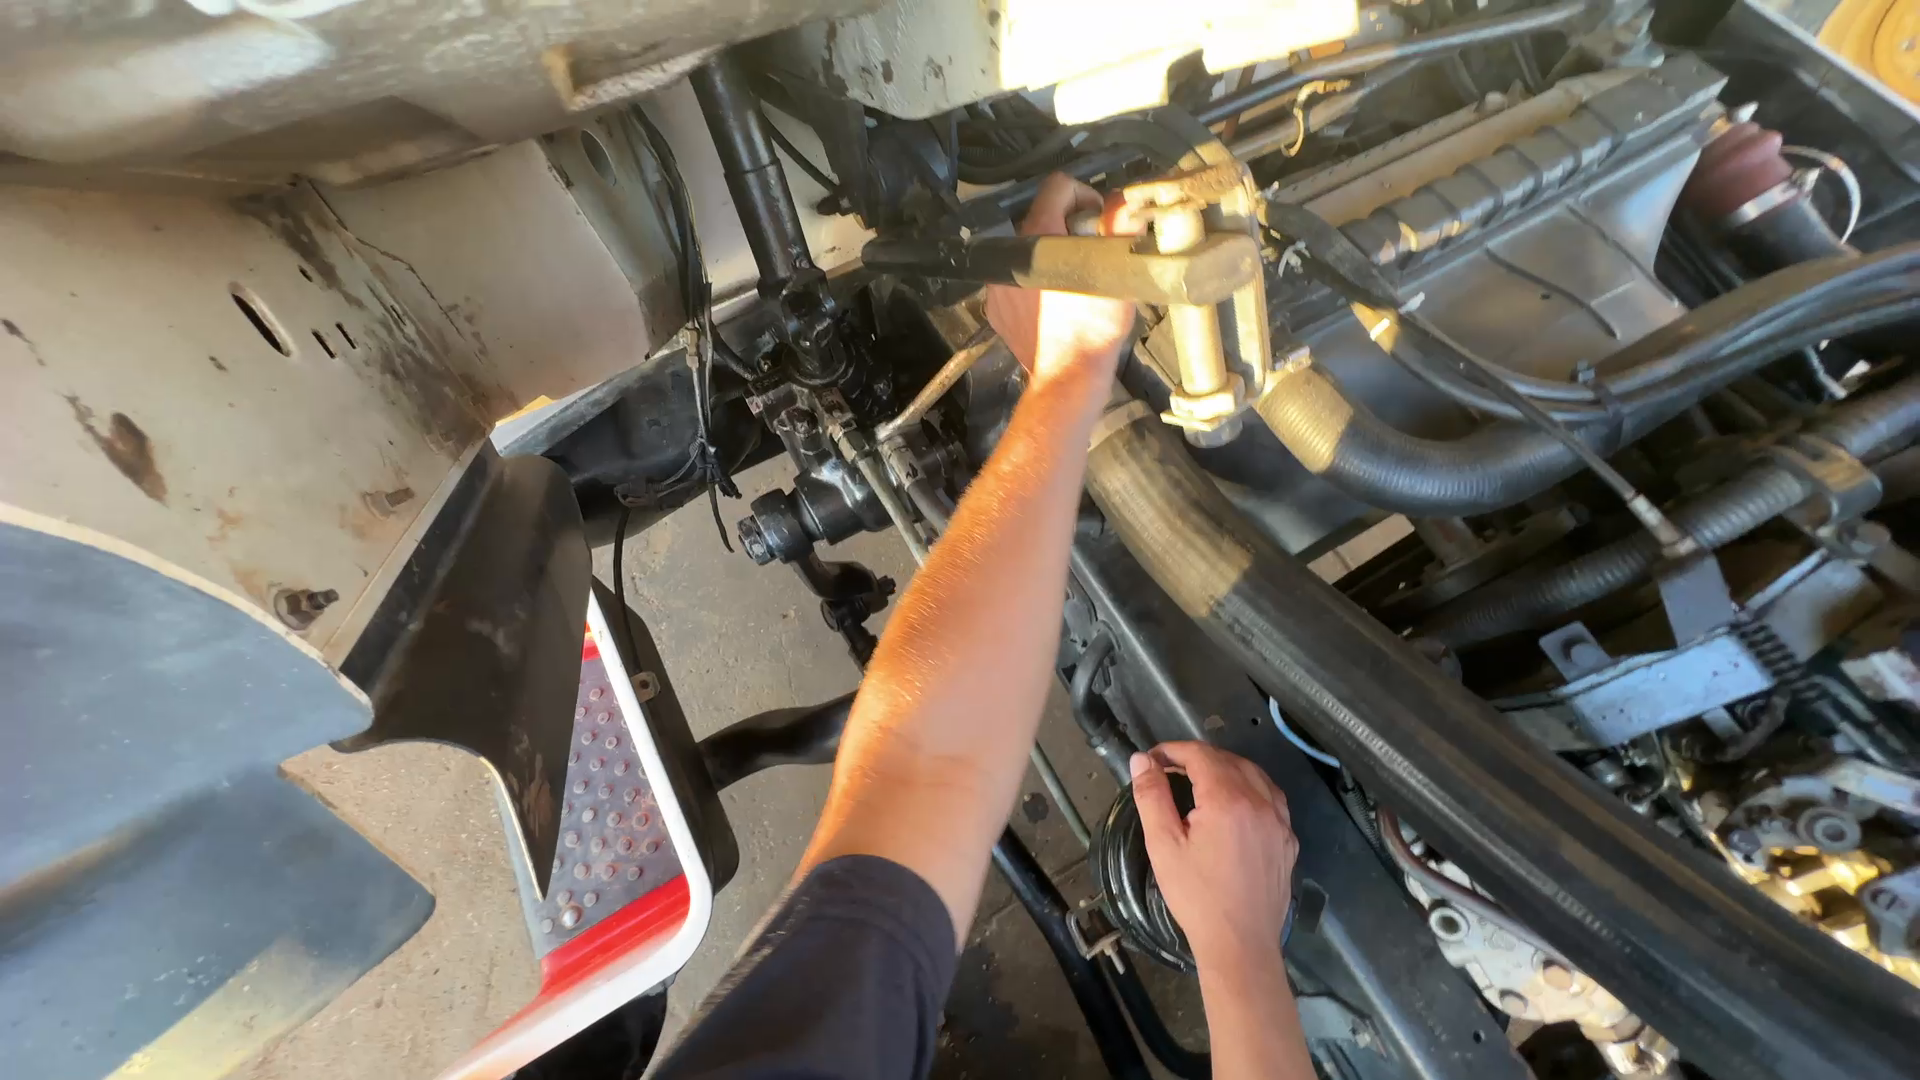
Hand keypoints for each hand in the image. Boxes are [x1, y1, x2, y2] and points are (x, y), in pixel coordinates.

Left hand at [985, 172, 1138, 386]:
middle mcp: (1010, 256)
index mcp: (1038, 236)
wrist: (1068, 378)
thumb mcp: (1117, 269)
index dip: (1084, 196)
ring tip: (1074, 283)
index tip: (1099, 222)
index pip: (1057, 187)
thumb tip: (1124, 201)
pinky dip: (1034, 287)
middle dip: (1068, 230)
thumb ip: (1120, 226)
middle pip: (1041, 221)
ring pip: (1027, 255)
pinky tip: (1054, 306)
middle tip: (1092, 254)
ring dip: (1050, 259)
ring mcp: (997, 286)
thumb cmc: (1094, 327)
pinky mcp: (996, 311)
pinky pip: (1015, 284)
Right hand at [1131, 742, 1297, 967]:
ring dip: (1224, 767)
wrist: (1240, 946)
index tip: (1152, 761)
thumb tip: (1141, 760)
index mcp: (1227, 800)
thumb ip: (1151, 796)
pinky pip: (1271, 796)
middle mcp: (1260, 802)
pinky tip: (1235, 800)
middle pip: (1227, 759)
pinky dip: (1250, 786)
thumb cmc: (1197, 896)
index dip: (1172, 751)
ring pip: (1253, 773)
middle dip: (1195, 757)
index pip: (1200, 755)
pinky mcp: (1288, 839)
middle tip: (1168, 771)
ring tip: (1199, 780)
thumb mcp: (1163, 845)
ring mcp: (1280, 821)